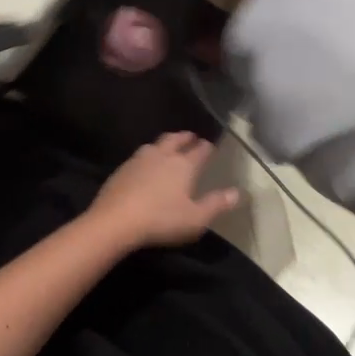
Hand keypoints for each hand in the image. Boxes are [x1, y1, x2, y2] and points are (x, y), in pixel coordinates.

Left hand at [84, 132, 239, 249]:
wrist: (117, 219)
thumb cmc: (162, 219)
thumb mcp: (196, 218)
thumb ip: (216, 204)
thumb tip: (237, 192)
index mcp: (183, 165)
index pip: (199, 151)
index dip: (206, 147)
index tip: (211, 144)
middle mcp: (162, 155)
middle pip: (175, 140)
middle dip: (185, 137)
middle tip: (191, 136)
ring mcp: (140, 159)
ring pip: (156, 144)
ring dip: (166, 142)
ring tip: (170, 145)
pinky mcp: (123, 167)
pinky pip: (140, 154)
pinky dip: (149, 153)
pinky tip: (146, 161)